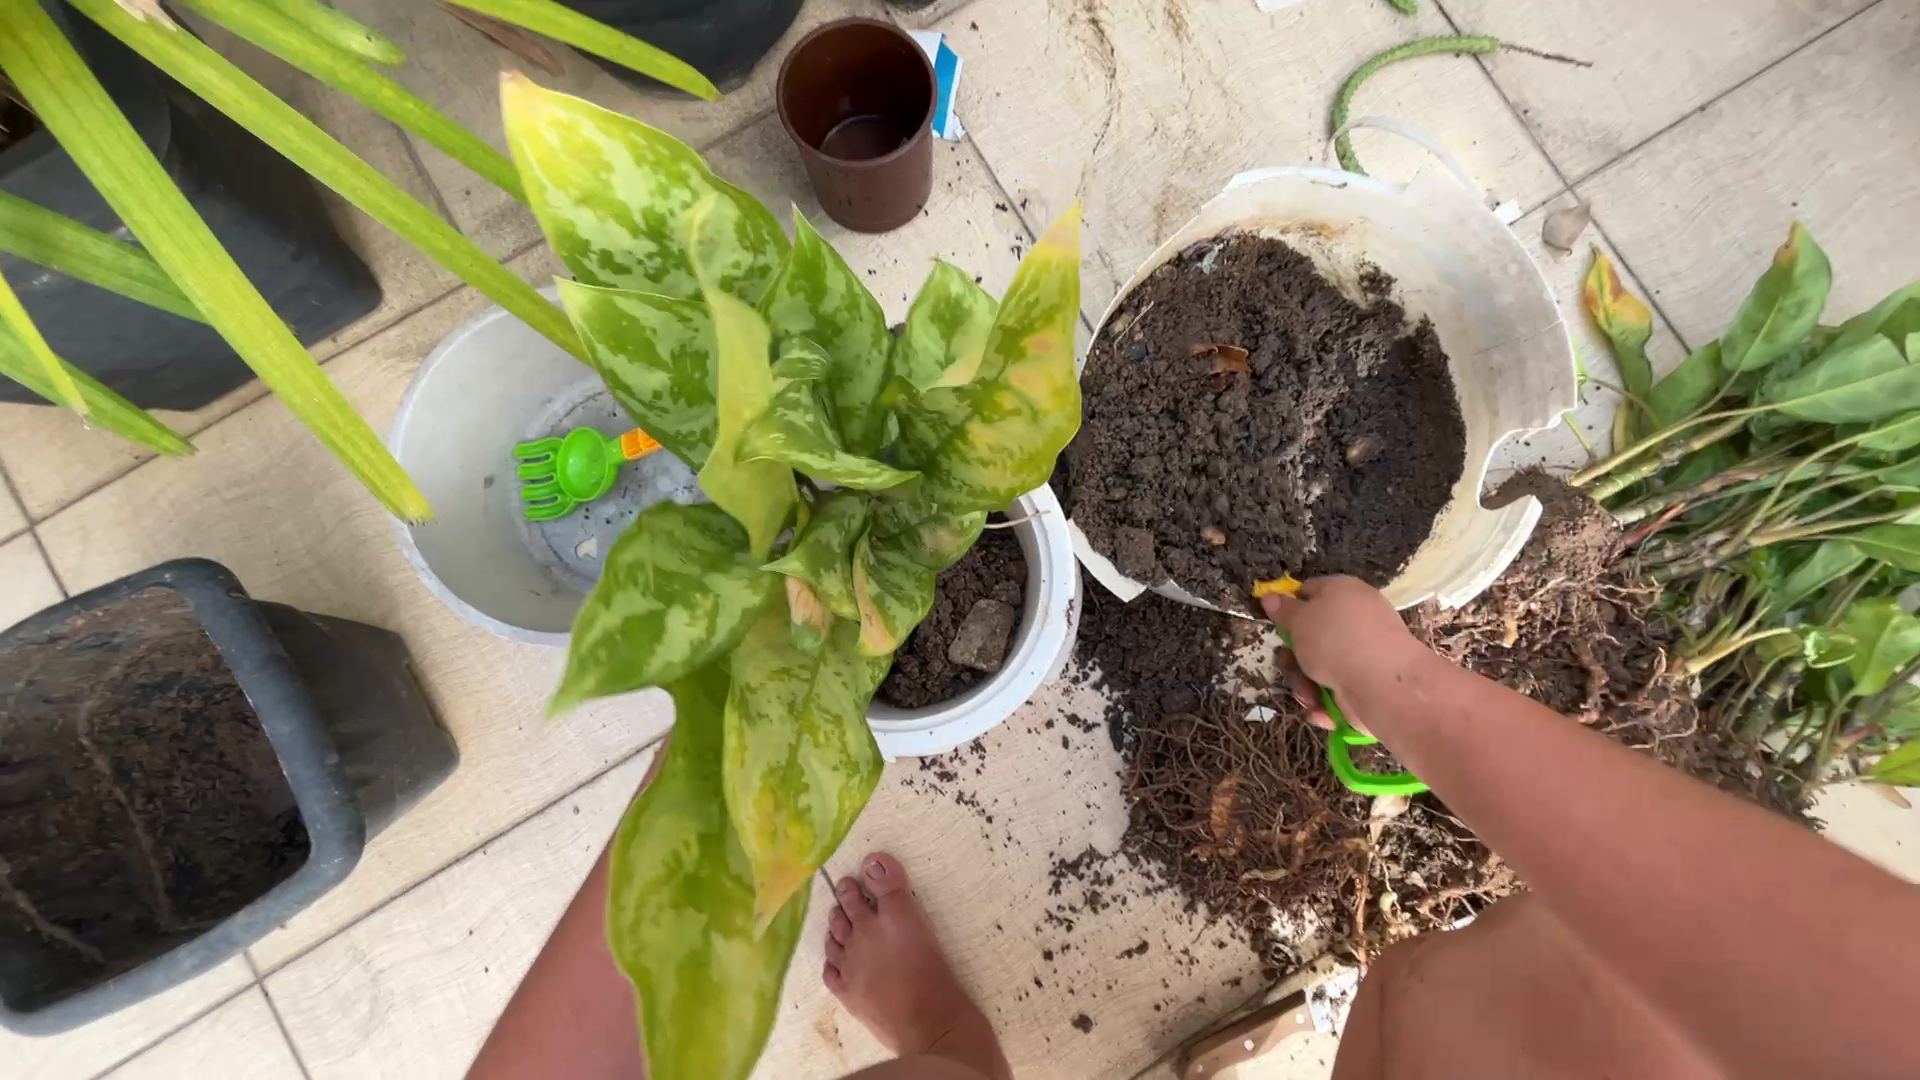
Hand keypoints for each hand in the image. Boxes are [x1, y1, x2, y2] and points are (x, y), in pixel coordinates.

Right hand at [1259, 576, 1425, 733]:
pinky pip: (1333, 689)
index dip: (1290, 606)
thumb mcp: (1299, 619)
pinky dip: (1323, 701)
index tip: (1276, 623)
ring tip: (1308, 695)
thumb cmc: (1335, 640)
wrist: (1383, 685)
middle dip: (1293, 656)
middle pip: (1309, 635)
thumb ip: (1283, 610)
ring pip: (1317, 667)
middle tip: (1289, 664)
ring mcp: (1361, 654)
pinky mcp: (1365, 684)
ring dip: (1304, 683)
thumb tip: (1270, 596)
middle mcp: (1354, 621)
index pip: (1310, 590)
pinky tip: (1321, 709)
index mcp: (1342, 592)